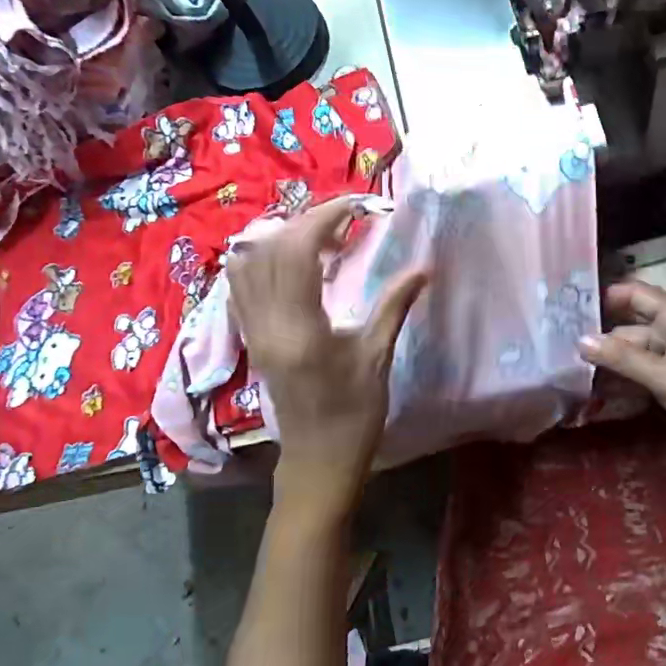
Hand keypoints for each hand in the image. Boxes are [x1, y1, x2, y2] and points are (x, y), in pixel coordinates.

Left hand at [227, 197, 426, 492]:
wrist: (318, 460)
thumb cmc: (355, 416)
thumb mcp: (377, 360)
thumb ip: (394, 308)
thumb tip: (422, 268)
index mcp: (300, 330)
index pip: (297, 252)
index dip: (325, 218)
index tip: (357, 205)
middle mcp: (266, 324)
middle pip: (268, 249)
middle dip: (306, 222)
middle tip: (344, 219)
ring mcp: (253, 331)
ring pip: (248, 263)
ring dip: (281, 237)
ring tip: (319, 235)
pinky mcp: (251, 338)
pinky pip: (242, 285)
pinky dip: (263, 260)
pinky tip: (292, 261)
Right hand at [577, 283, 665, 505]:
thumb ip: (623, 358)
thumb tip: (579, 340)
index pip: (635, 294)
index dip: (603, 297)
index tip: (565, 307)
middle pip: (629, 328)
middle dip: (598, 340)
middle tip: (557, 352)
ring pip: (633, 354)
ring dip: (608, 365)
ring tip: (570, 374)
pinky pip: (643, 374)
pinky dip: (623, 381)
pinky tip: (597, 393)